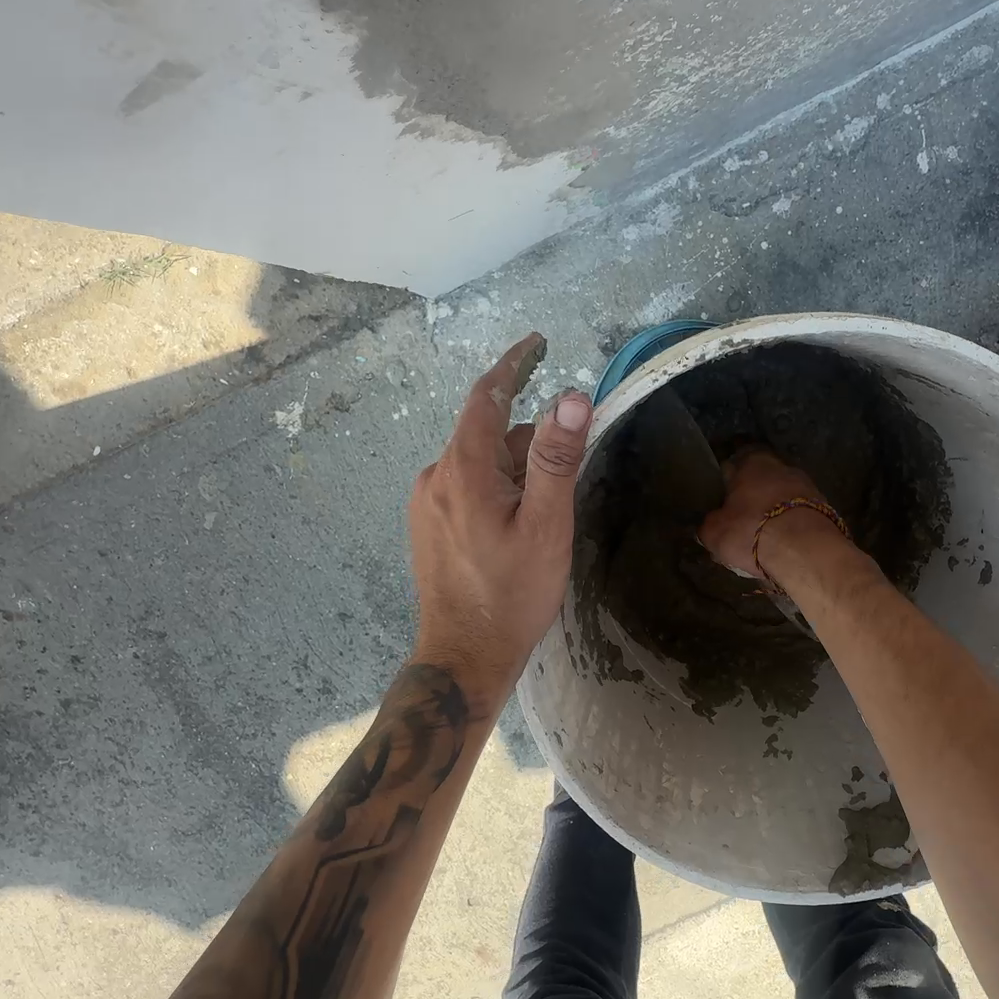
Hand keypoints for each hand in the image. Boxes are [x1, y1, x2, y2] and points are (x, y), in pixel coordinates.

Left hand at [408, 334, 592, 704]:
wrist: (464, 655)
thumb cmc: (512, 594)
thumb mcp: (546, 526)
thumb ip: (557, 459)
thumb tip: (571, 396)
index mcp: (464, 470)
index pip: (486, 397)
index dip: (514, 365)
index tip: (538, 343)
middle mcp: (436, 475)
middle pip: (491, 434)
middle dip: (532, 445)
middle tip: (565, 486)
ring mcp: (427, 501)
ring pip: (482, 462)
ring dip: (517, 472)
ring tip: (542, 523)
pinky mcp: (428, 523)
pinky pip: (468, 485)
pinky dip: (498, 489)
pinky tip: (516, 530)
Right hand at [698, 448, 833, 579]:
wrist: (806, 550)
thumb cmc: (751, 531)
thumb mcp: (714, 532)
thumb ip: (708, 525)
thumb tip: (709, 525)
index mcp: (752, 462)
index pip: (733, 465)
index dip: (725, 485)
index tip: (721, 504)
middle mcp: (782, 466)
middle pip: (761, 482)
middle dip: (752, 500)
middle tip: (741, 524)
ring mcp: (808, 486)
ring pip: (782, 499)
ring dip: (774, 514)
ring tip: (764, 540)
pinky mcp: (826, 508)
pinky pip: (799, 516)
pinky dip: (792, 527)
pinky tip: (784, 546)